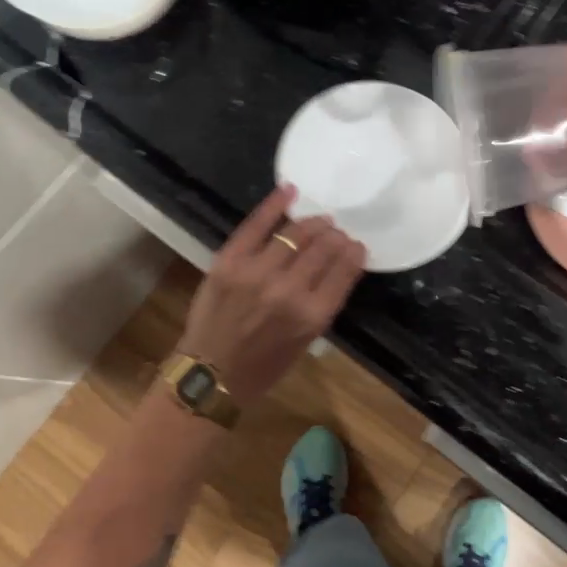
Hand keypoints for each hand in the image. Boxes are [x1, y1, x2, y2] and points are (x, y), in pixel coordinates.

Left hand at [177, 185, 366, 405]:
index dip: (354, 252)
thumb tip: (339, 265)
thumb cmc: (264, 366)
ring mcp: (257, 272)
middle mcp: (288, 290)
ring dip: (313, 223)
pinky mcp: (229, 261)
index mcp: (312, 315)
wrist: (210, 375)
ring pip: (296, 233)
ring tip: (319, 221)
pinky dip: (274, 204)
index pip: (344, 268)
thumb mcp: (306, 341)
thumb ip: (323, 302)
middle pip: (323, 247)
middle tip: (336, 232)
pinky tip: (289, 191)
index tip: (356, 245)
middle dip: (335, 236)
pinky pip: (256, 225)